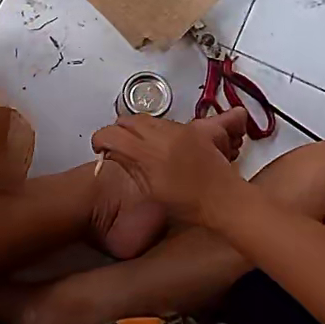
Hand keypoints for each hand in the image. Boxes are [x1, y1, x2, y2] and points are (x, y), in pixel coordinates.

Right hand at [90, 111, 243, 225]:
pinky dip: (157, 129)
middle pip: (129, 120)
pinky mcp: (193, 130)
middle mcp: (162, 137)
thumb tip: (115, 154)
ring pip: (147, 119)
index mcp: (148, 155)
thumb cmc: (189, 204)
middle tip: (118, 143)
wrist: (224, 199)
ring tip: (140, 143)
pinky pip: (166, 122)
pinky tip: (161, 144)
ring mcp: (179, 131)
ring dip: (138, 128)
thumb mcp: (150, 189)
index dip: (101, 139)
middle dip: (119, 129)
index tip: (100, 147)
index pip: (113, 134)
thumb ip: (131, 166)